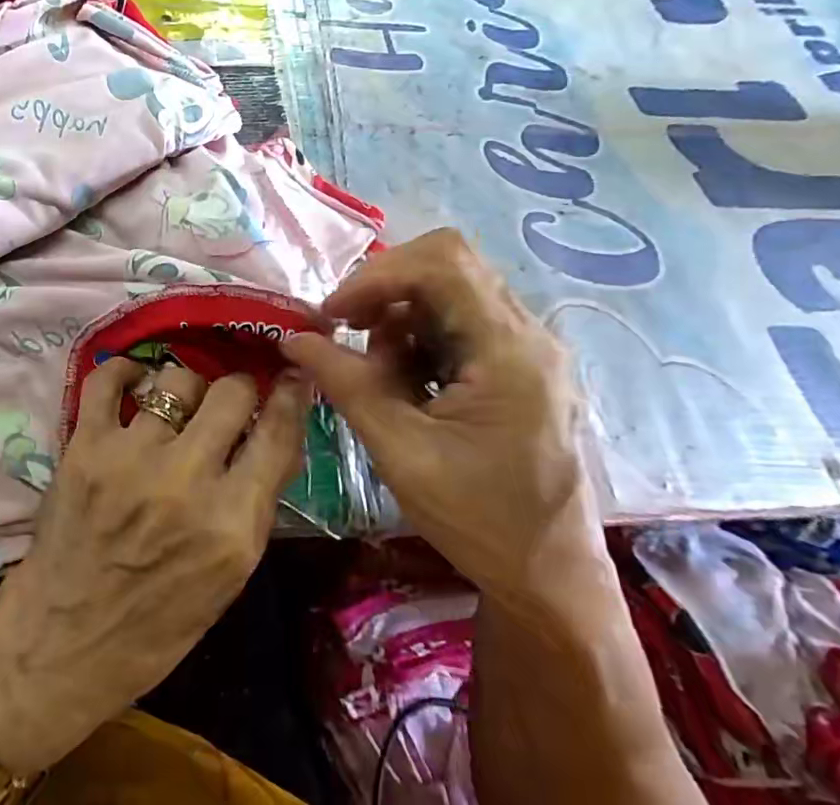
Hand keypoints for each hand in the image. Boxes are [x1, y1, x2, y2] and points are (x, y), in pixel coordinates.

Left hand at [0, 359, 309, 774]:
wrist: (69, 637)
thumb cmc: (157, 622)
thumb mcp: (229, 574)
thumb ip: (251, 503)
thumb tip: (266, 435)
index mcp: (233, 526)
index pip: (277, 436)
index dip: (289, 397)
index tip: (288, 378)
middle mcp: (187, 482)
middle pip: (230, 394)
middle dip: (235, 391)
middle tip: (224, 403)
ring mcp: (131, 458)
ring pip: (176, 379)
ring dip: (184, 388)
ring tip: (174, 405)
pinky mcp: (85, 446)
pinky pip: (106, 380)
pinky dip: (123, 371)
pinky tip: (132, 381)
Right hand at [280, 229, 603, 611]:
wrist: (548, 576)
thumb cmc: (477, 517)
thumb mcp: (398, 449)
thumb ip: (344, 383)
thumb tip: (291, 338)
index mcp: (509, 351)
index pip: (441, 263)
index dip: (375, 276)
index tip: (331, 316)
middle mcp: (526, 335)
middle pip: (445, 266)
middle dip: (381, 290)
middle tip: (342, 330)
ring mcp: (524, 350)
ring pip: (446, 292)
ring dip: (395, 318)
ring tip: (373, 372)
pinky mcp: (515, 367)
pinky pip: (455, 323)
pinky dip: (413, 338)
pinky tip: (399, 382)